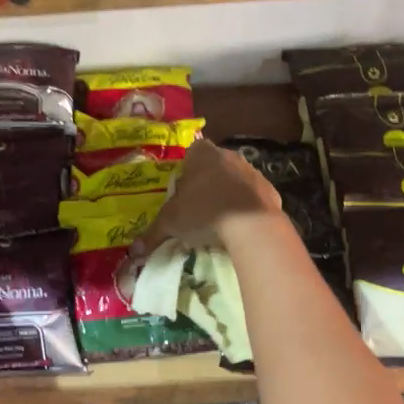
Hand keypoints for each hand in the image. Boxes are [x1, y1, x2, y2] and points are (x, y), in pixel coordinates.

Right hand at [138, 139, 285, 252]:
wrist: (251, 225)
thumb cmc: (203, 212)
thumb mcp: (170, 223)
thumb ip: (152, 234)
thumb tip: (133, 250)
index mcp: (202, 154)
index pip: (192, 152)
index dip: (186, 170)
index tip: (183, 190)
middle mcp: (229, 156)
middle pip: (215, 165)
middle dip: (207, 182)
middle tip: (198, 207)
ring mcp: (253, 171)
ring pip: (236, 179)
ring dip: (228, 194)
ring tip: (220, 220)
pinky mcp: (270, 190)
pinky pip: (254, 197)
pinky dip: (247, 208)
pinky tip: (240, 226)